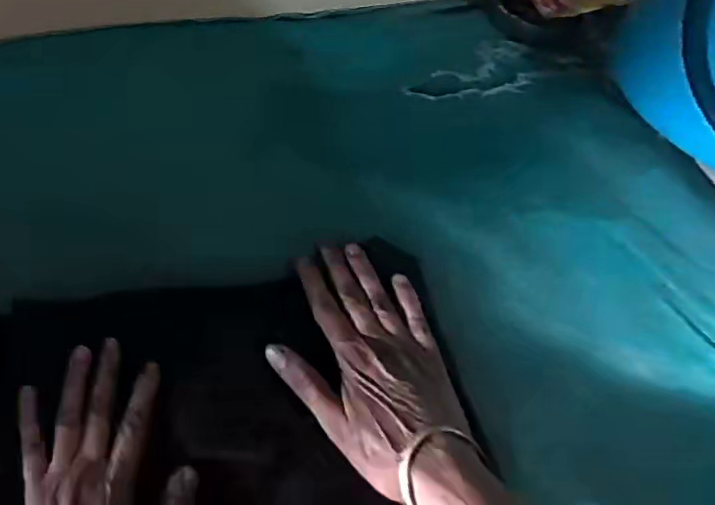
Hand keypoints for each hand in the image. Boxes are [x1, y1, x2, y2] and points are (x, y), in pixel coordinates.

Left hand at [18, 338, 197, 504]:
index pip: (134, 429)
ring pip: (66, 419)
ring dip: (74, 383)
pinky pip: (28, 448)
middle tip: (111, 341)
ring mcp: (55, 479)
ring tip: (79, 349)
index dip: (143, 395)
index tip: (150, 365)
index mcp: (114, 486)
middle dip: (107, 376)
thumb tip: (188, 471)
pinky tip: (26, 388)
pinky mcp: (32, 490)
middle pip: (99, 414)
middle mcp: (84, 473)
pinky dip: (27, 417)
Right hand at [265, 245, 510, 504]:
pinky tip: (400, 278)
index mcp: (351, 356)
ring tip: (355, 248)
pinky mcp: (432, 356)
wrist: (442, 471)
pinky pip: (418, 318)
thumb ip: (305, 383)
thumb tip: (272, 349)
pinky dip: (408, 296)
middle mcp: (376, 341)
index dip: (313, 282)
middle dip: (338, 268)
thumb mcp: (336, 425)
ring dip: (366, 272)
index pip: (326, 309)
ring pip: (381, 299)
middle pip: (353, 297)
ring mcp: (407, 346)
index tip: (303, 259)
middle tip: (327, 243)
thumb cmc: (383, 450)